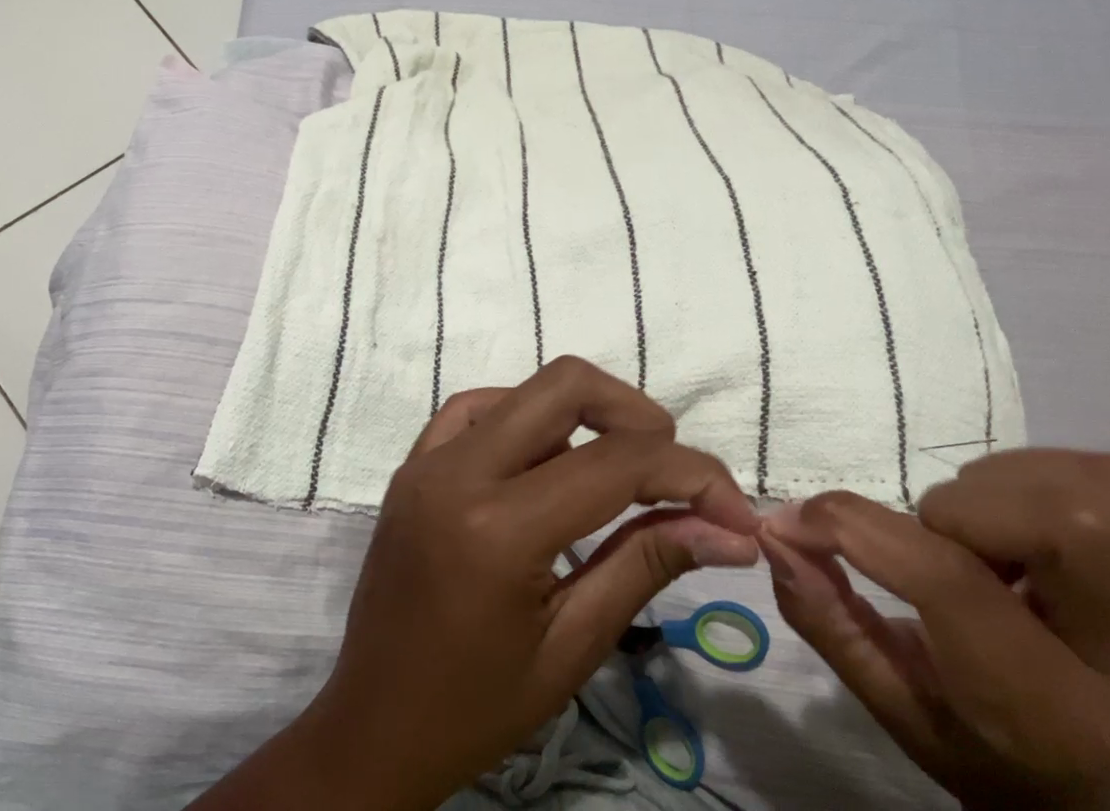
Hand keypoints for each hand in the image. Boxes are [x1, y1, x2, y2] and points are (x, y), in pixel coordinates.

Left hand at [191, 356, 760, 810]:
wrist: (376, 725)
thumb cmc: (478, 706)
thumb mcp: (573, 645)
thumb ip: (646, 564)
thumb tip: (729, 528)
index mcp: (498, 527)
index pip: (618, 463)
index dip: (693, 475)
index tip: (733, 512)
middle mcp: (455, 472)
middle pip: (567, 385)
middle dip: (639, 417)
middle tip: (674, 473)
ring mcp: (424, 463)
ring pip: (520, 390)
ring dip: (582, 414)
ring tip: (617, 472)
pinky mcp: (409, 469)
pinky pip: (472, 410)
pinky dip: (522, 417)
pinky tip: (546, 459)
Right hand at [761, 449, 1109, 810]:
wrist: (1066, 778)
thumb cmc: (960, 740)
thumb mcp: (879, 694)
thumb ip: (824, 613)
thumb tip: (776, 530)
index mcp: (1043, 714)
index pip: (953, 587)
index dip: (861, 531)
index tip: (801, 519)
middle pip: (1070, 524)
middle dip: (964, 505)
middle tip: (926, 534)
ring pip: (1103, 491)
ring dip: (1005, 486)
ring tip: (970, 529)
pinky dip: (1049, 475)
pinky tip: (1009, 516)